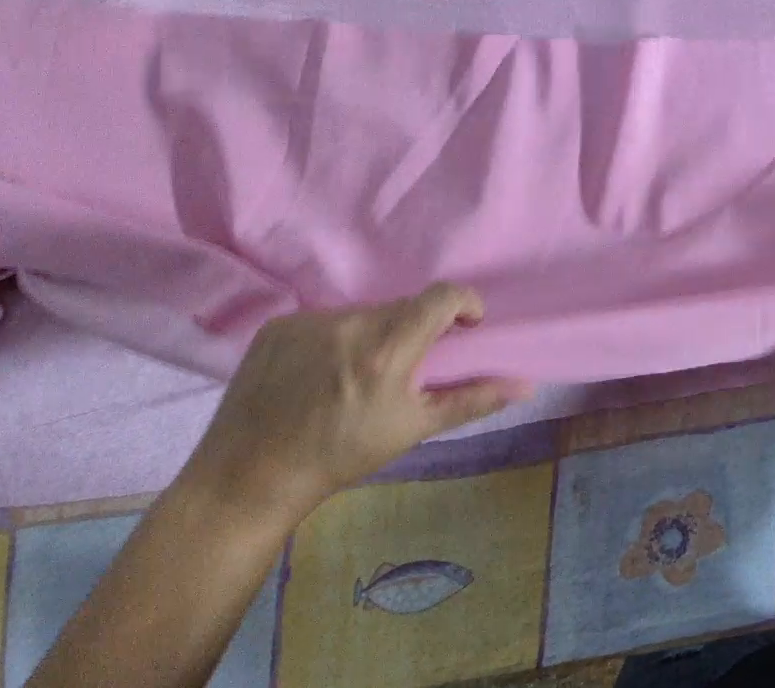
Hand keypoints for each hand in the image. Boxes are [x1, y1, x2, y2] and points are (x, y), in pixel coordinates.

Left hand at [181, 283, 531, 522]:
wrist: (248, 478)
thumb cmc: (342, 455)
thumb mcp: (414, 428)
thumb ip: (473, 399)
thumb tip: (526, 386)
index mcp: (387, 350)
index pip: (443, 296)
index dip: (465, 303)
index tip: (467, 327)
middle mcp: (349, 325)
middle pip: (405, 306)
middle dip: (418, 328)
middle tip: (409, 366)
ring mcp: (309, 323)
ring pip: (367, 312)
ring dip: (378, 332)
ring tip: (361, 373)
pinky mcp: (278, 327)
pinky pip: (328, 319)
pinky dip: (338, 337)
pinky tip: (322, 373)